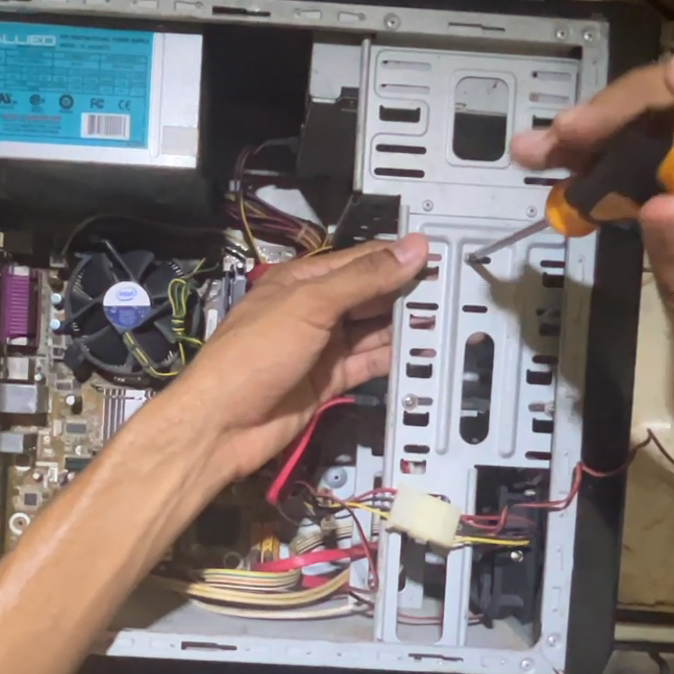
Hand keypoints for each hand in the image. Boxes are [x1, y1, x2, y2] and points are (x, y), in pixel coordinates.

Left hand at [158, 235, 427, 484]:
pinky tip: (418, 354)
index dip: (396, 258)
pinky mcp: (327, 381)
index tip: (437, 257)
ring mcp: (321, 348)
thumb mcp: (310, 305)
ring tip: (444, 320)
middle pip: (368, 296)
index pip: (359, 262)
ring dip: (402, 327)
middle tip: (450, 291)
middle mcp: (313, 311)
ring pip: (371, 331)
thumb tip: (411, 249)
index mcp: (302, 282)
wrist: (223, 424)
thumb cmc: (255, 354)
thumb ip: (363, 279)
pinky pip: (366, 364)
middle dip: (404, 293)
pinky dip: (390, 359)